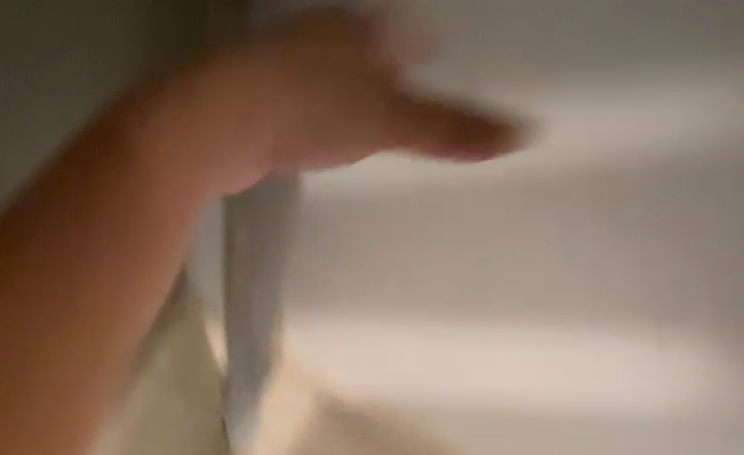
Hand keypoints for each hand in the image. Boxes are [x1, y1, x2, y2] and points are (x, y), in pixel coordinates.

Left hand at [154, 9, 525, 194]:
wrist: (220, 124)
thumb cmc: (312, 111)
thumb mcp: (390, 123)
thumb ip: (449, 130)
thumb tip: (524, 134)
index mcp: (359, 29)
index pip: (404, 33)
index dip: (422, 47)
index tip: (433, 56)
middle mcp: (318, 37)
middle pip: (362, 46)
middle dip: (381, 64)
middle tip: (399, 85)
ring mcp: (279, 68)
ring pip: (322, 73)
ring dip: (341, 91)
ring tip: (357, 115)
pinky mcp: (249, 102)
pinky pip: (291, 104)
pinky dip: (307, 116)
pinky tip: (308, 137)